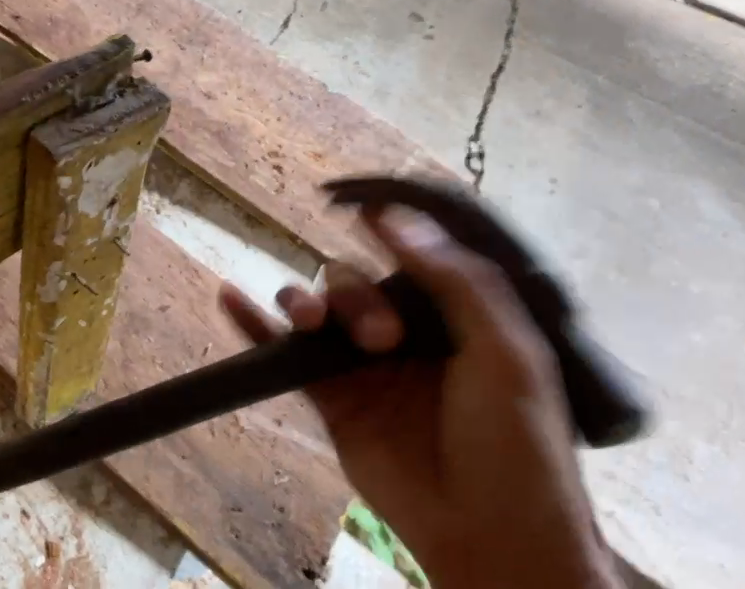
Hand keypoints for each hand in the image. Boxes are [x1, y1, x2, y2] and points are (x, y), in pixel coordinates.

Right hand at [220, 208, 622, 588]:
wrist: (491, 538)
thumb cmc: (517, 445)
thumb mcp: (508, 356)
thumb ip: (456, 282)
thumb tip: (393, 216)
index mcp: (456, 320)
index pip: (413, 259)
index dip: (389, 231)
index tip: (356, 207)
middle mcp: (406, 335)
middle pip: (355, 283)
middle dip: (357, 296)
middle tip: (380, 338)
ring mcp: (363, 366)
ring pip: (317, 310)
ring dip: (303, 301)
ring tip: (307, 320)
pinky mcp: (329, 397)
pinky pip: (282, 351)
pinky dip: (251, 323)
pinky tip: (228, 295)